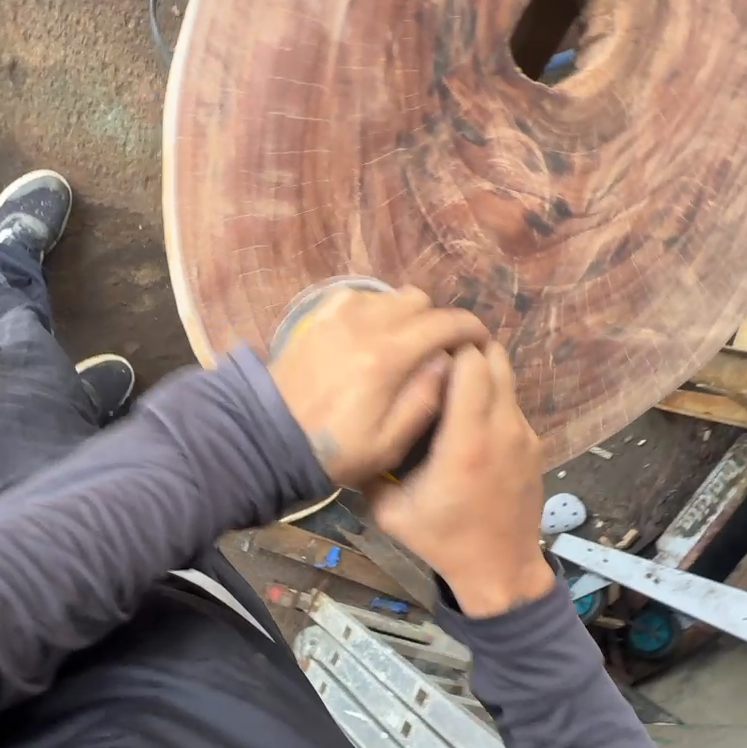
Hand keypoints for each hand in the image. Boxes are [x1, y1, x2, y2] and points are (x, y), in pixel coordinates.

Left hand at [268, 286, 488, 486]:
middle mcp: (365, 325)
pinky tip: (369, 335)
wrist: (268, 439)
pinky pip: (357, 297)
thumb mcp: (387, 444)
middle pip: (419, 301)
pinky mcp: (316, 317)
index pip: (445, 322)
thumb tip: (447, 362)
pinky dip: (373, 309)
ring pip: (389, 296)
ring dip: (404, 314)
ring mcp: (337, 316)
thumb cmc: (332, 451)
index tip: (477, 341)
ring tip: (403, 343)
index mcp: (388, 358)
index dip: (469, 328)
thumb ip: (424, 400)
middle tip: (436, 349)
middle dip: (436, 321)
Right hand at [367, 342, 555, 616]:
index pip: (470, 365)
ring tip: (447, 377)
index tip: (421, 351)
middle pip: (494, 359)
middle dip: (465, 347)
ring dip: (480, 368)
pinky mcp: (533, 444)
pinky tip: (465, 412)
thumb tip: (357, 438)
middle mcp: (502, 429)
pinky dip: (490, 393)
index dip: (448, 348)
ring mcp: (524, 435)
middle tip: (432, 354)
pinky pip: (510, 401)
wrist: (500, 569)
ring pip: (507, 376)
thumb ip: (373, 471)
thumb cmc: (442, 541)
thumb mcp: (391, 513)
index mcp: (466, 442)